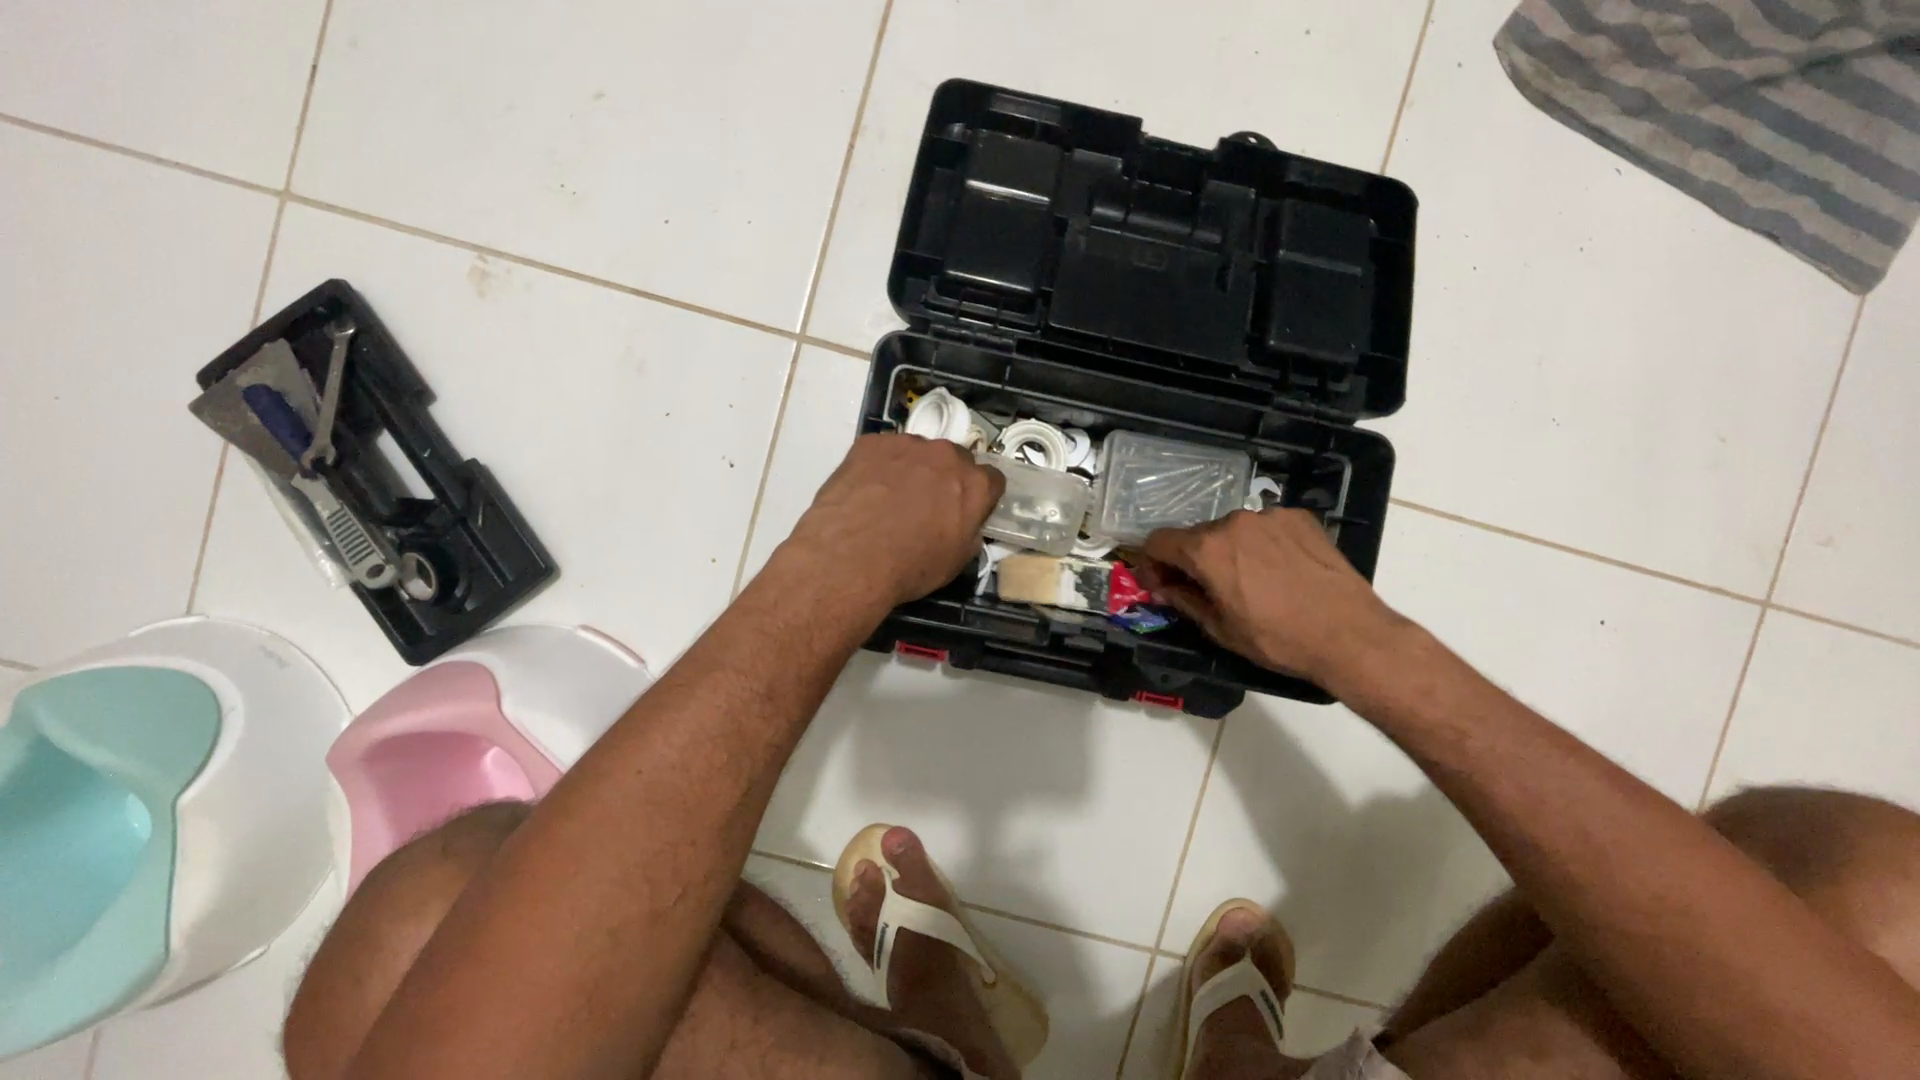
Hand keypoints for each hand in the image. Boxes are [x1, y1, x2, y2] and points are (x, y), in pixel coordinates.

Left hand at [779, 434, 1004, 610]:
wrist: (851, 557)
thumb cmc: (910, 567)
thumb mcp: (955, 562)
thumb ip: (969, 534)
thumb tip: (965, 526)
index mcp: (974, 484)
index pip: (991, 479)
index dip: (980, 496)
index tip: (966, 510)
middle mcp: (945, 455)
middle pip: (954, 459)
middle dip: (945, 478)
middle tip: (925, 504)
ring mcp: (906, 445)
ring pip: (917, 452)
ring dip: (911, 469)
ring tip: (889, 499)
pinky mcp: (871, 443)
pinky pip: (882, 451)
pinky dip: (878, 467)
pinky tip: (865, 492)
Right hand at [1138, 509, 1407, 684]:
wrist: (1349, 633)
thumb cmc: (1278, 638)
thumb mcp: (1220, 629)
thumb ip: (1184, 601)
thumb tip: (1162, 589)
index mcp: (1207, 549)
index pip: (1158, 541)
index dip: (1152, 563)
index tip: (1160, 583)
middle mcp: (1234, 522)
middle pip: (1196, 535)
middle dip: (1192, 560)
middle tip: (1205, 588)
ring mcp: (1270, 517)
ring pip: (1233, 530)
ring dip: (1229, 551)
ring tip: (1250, 581)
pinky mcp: (1300, 518)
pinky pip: (1266, 528)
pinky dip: (1262, 544)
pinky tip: (1279, 571)